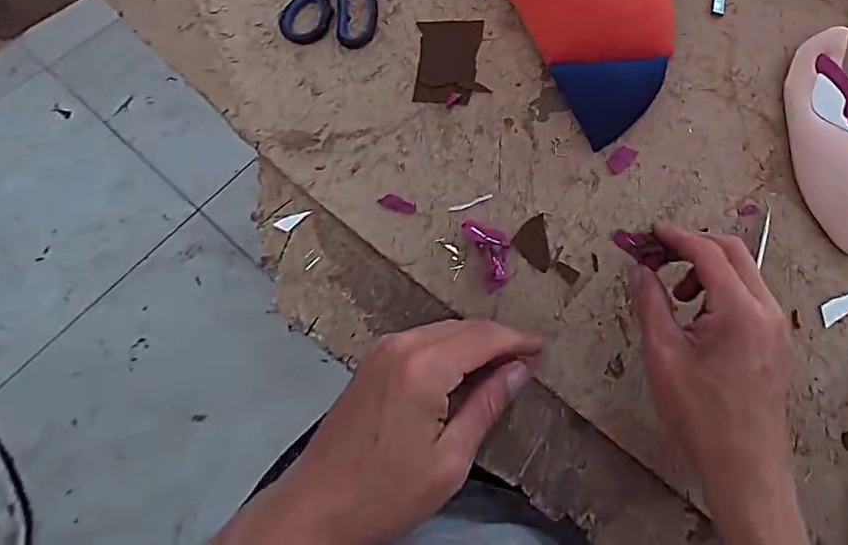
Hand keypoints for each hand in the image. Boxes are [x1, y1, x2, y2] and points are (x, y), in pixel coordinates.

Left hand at [215, 320, 541, 544]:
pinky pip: (426, 339)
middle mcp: (404, 346)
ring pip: (447, 330)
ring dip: (476, 342)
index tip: (542, 349)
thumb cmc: (381, 496)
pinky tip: (462, 370)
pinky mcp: (372, 362)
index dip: (519, 340)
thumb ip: (487, 407)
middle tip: (525, 361)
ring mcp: (383, 351)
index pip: (486, 337)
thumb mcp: (448, 462)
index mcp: (424, 366)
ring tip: (500, 366)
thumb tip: (520, 370)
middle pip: (467, 328)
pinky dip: (452, 347)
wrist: (304, 519)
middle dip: (500, 340)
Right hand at [628, 226, 805, 544]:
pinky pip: (752, 295)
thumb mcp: (665, 358)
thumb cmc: (706, 420)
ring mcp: (776, 322)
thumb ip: (651, 305)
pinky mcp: (777, 336)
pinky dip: (726, 291)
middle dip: (696, 246)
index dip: (678, 237)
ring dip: (711, 270)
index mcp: (741, 309)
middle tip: (665, 255)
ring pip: (745, 271)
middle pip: (733, 251)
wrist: (746, 467)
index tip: (655, 234)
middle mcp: (766, 307)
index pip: (709, 251)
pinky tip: (702, 318)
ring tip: (681, 299)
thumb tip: (643, 272)